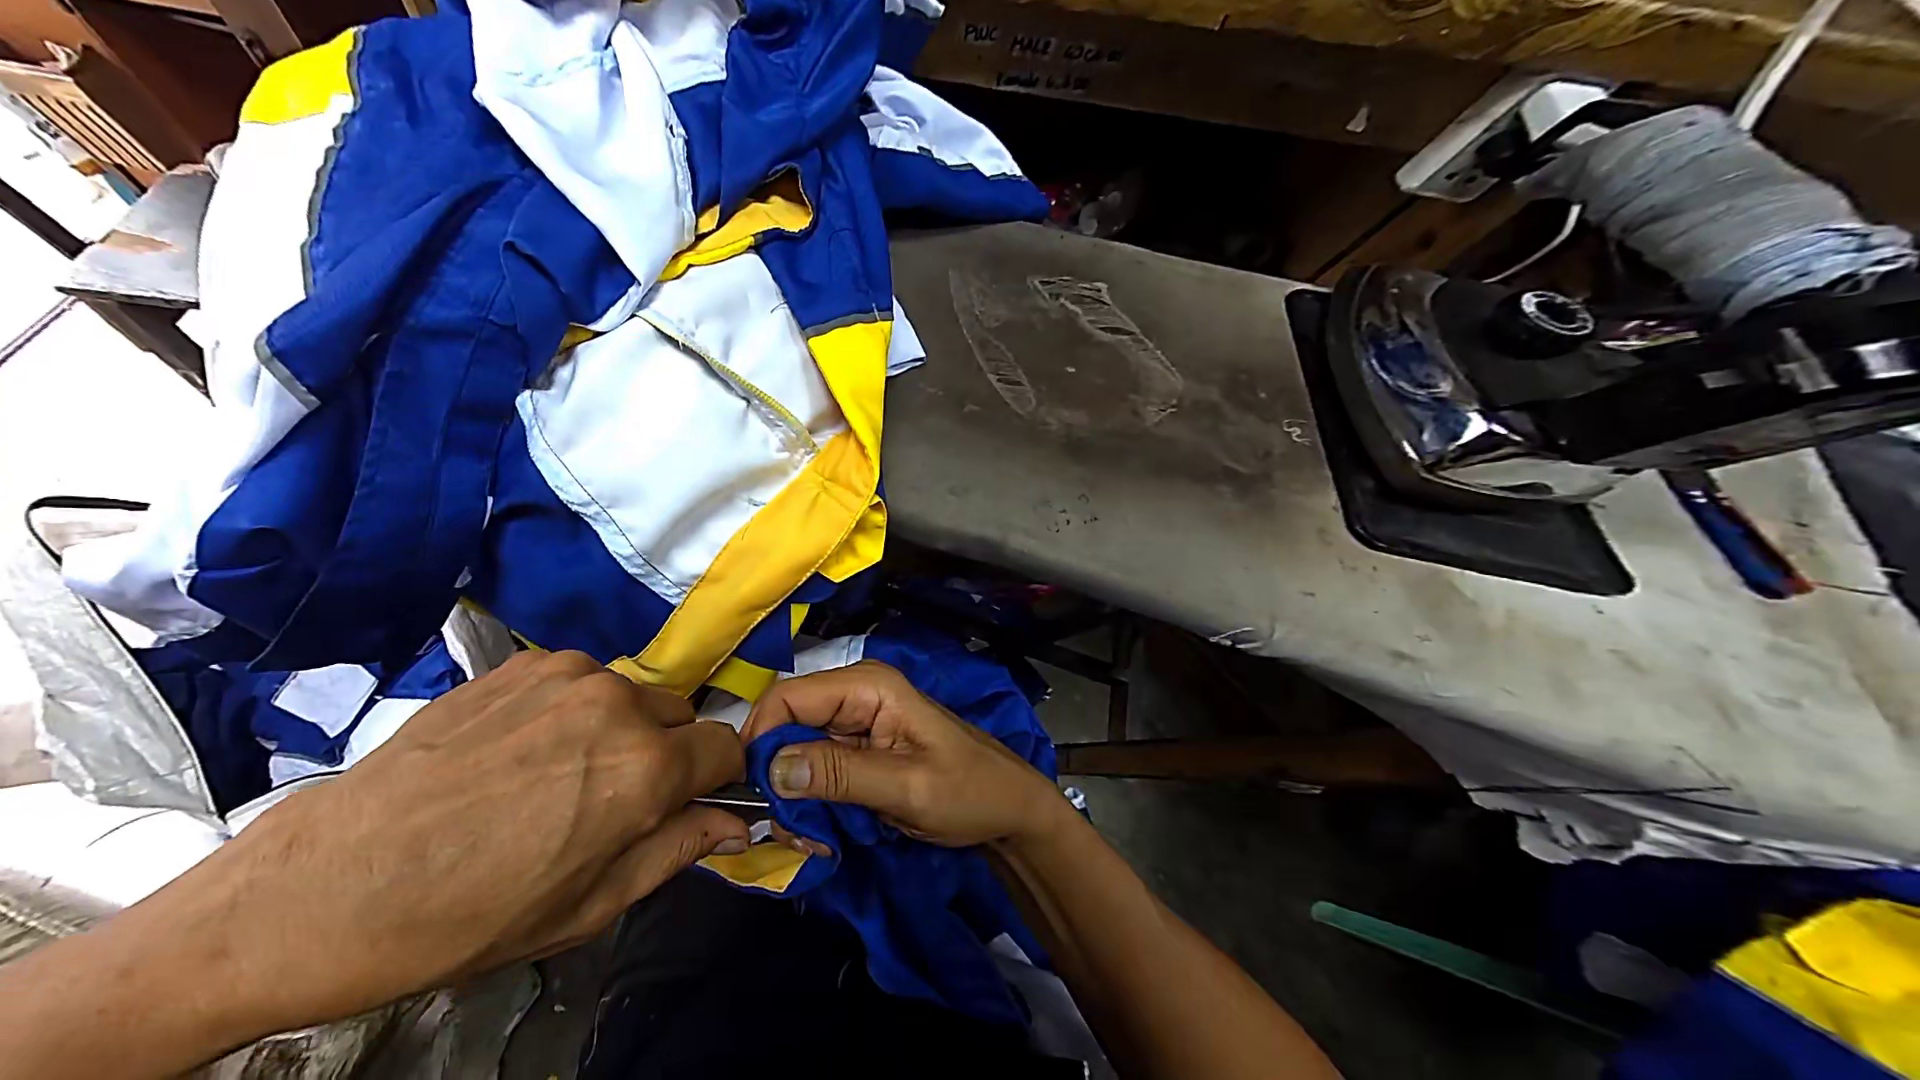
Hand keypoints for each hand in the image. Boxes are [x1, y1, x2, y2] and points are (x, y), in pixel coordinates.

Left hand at [157, 650, 748, 1036]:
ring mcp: (568, 674)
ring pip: (632, 696)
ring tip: (557, 773)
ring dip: (620, 728)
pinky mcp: (523, 662)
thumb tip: (735, 821)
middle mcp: (618, 705)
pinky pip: (582, 679)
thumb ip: (679, 850)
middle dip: (667, 753)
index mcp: (645, 769)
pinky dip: (573, 708)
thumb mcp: (590, 906)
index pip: (727, 747)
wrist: (322, 887)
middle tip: (613, 799)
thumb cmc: (467, 917)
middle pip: (683, 717)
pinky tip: (521, 748)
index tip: (690, 800)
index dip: (716, 779)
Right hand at [740, 661, 1066, 847]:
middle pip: (786, 725)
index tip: (752, 794)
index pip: (788, 697)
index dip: (760, 739)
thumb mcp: (907, 787)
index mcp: (869, 687)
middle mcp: (855, 696)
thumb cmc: (971, 791)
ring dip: (792, 797)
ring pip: (794, 752)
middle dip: (777, 777)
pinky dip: (809, 802)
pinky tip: (822, 834)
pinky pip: (814, 770)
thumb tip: (770, 768)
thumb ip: (840, 774)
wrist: (1008, 810)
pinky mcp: (857, 752)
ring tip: (810, 839)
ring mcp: (855, 724)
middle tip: (788, 830)